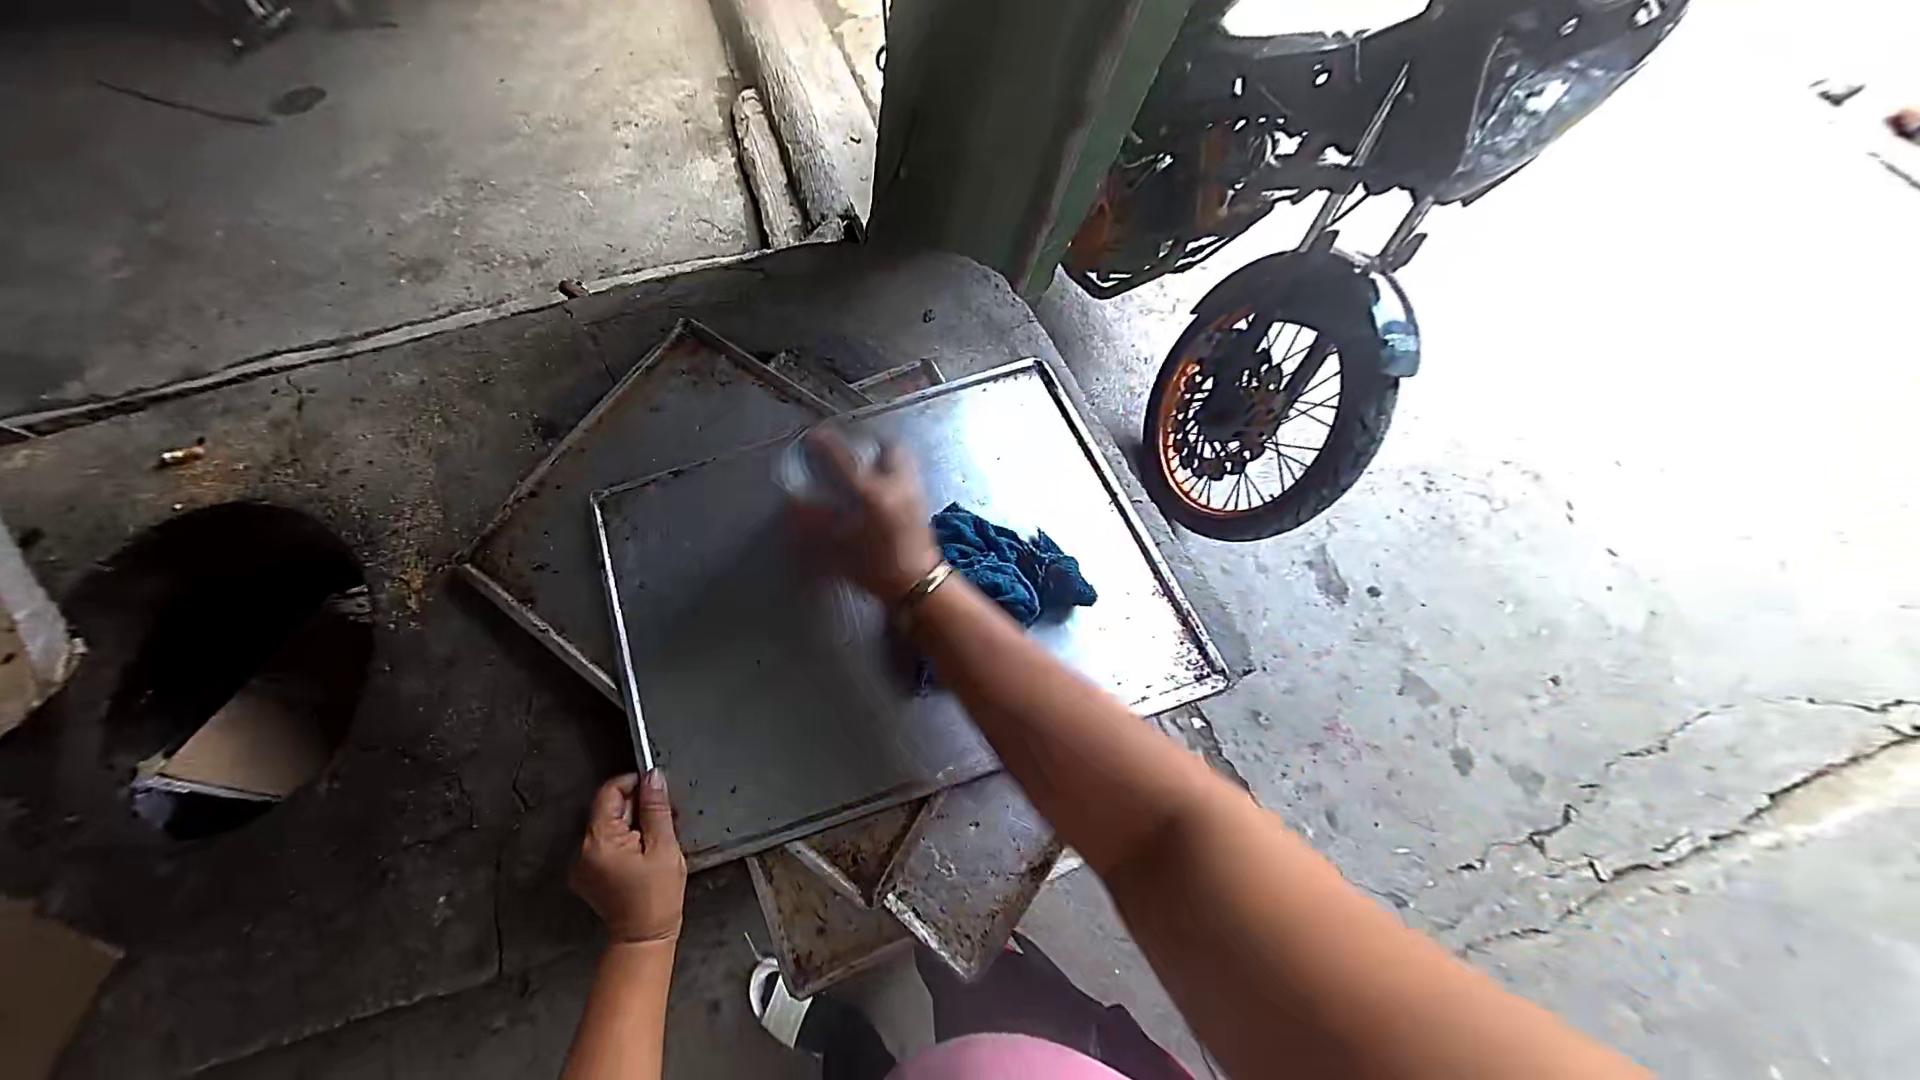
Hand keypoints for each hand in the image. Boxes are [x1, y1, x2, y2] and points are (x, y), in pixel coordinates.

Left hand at [569, 771, 686, 945]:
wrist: (644, 937)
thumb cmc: (656, 896)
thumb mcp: (663, 845)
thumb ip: (656, 807)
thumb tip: (653, 777)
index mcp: (598, 841)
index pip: (609, 792)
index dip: (634, 783)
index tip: (656, 787)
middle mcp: (581, 850)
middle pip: (608, 808)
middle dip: (638, 806)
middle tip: (664, 818)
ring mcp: (581, 863)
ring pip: (609, 823)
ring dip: (634, 821)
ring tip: (656, 838)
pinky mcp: (588, 872)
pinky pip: (606, 841)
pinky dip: (626, 838)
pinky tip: (644, 850)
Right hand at [790, 429, 942, 602]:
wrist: (919, 586)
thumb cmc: (878, 570)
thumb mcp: (840, 549)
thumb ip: (817, 524)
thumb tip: (793, 506)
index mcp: (874, 496)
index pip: (847, 462)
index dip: (827, 446)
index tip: (815, 437)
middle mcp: (899, 486)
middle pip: (890, 448)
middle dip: (871, 445)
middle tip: (854, 452)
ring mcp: (916, 492)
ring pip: (903, 459)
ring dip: (885, 457)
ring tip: (867, 468)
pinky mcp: (924, 502)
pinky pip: (908, 475)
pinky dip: (895, 473)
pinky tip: (882, 489)